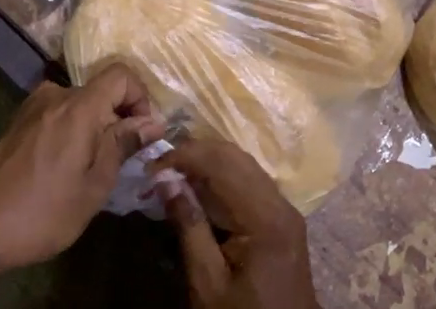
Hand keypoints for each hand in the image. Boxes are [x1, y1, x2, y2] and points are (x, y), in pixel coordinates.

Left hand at [0, 62, 164, 271]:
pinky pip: (57, 114)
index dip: (140, 97)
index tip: (143, 134)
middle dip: (118, 118)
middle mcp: (55, 95)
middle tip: (123, 160)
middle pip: (99, 90)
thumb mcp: (94, 186)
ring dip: (94, 127)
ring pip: (78, 104)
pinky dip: (72, 131)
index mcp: (78, 106)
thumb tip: (153, 123)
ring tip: (93, 169)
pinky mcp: (19, 121)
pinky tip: (64, 168)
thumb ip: (122, 146)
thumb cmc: (43, 212)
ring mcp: (33, 106)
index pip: (121, 74)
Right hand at [152, 140, 317, 308]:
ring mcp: (284, 208)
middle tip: (159, 166)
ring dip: (206, 160)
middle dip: (194, 152)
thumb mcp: (208, 283)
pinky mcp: (281, 217)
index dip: (183, 157)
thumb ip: (189, 227)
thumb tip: (165, 180)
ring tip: (173, 172)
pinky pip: (249, 179)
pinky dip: (221, 174)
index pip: (221, 164)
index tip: (150, 166)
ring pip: (242, 163)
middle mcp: (280, 203)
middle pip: (234, 155)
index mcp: (265, 218)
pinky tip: (199, 186)